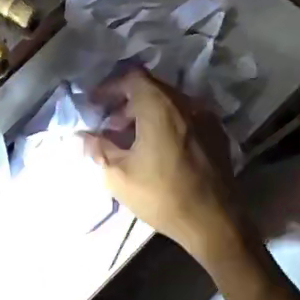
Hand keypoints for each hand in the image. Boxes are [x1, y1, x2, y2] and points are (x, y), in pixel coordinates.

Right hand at [84, 68, 247, 262]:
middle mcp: (187, 103)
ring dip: (147, 117)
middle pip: (152, 90)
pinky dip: (167, 126)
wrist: (213, 221)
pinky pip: (186, 120)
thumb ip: (98, 149)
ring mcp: (206, 118)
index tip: (94, 106)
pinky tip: (157, 152)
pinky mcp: (216, 136)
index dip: (109, 88)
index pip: (132, 78)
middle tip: (109, 128)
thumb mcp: (119, 175)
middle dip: (126, 104)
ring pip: (170, 105)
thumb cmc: (161, 195)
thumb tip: (82, 136)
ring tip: (131, 142)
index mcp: (160, 106)